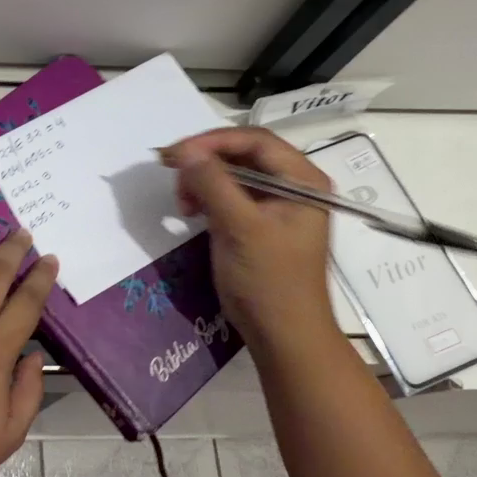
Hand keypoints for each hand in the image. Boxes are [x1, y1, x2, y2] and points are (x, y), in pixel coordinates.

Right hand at [161, 126, 333, 338]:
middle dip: (204, 162)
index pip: (255, 140)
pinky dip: (206, 197)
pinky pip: (228, 195)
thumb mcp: (239, 228)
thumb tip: (184, 151)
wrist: (282, 335)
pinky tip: (191, 212)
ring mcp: (275, 204)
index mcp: (303, 180)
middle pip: (242, 154)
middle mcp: (292, 185)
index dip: (213, 141)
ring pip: (231, 174)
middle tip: (173, 176)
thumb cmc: (269, 281)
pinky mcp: (257, 223)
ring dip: (202, 181)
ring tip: (183, 204)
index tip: (176, 154)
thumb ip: (213, 184)